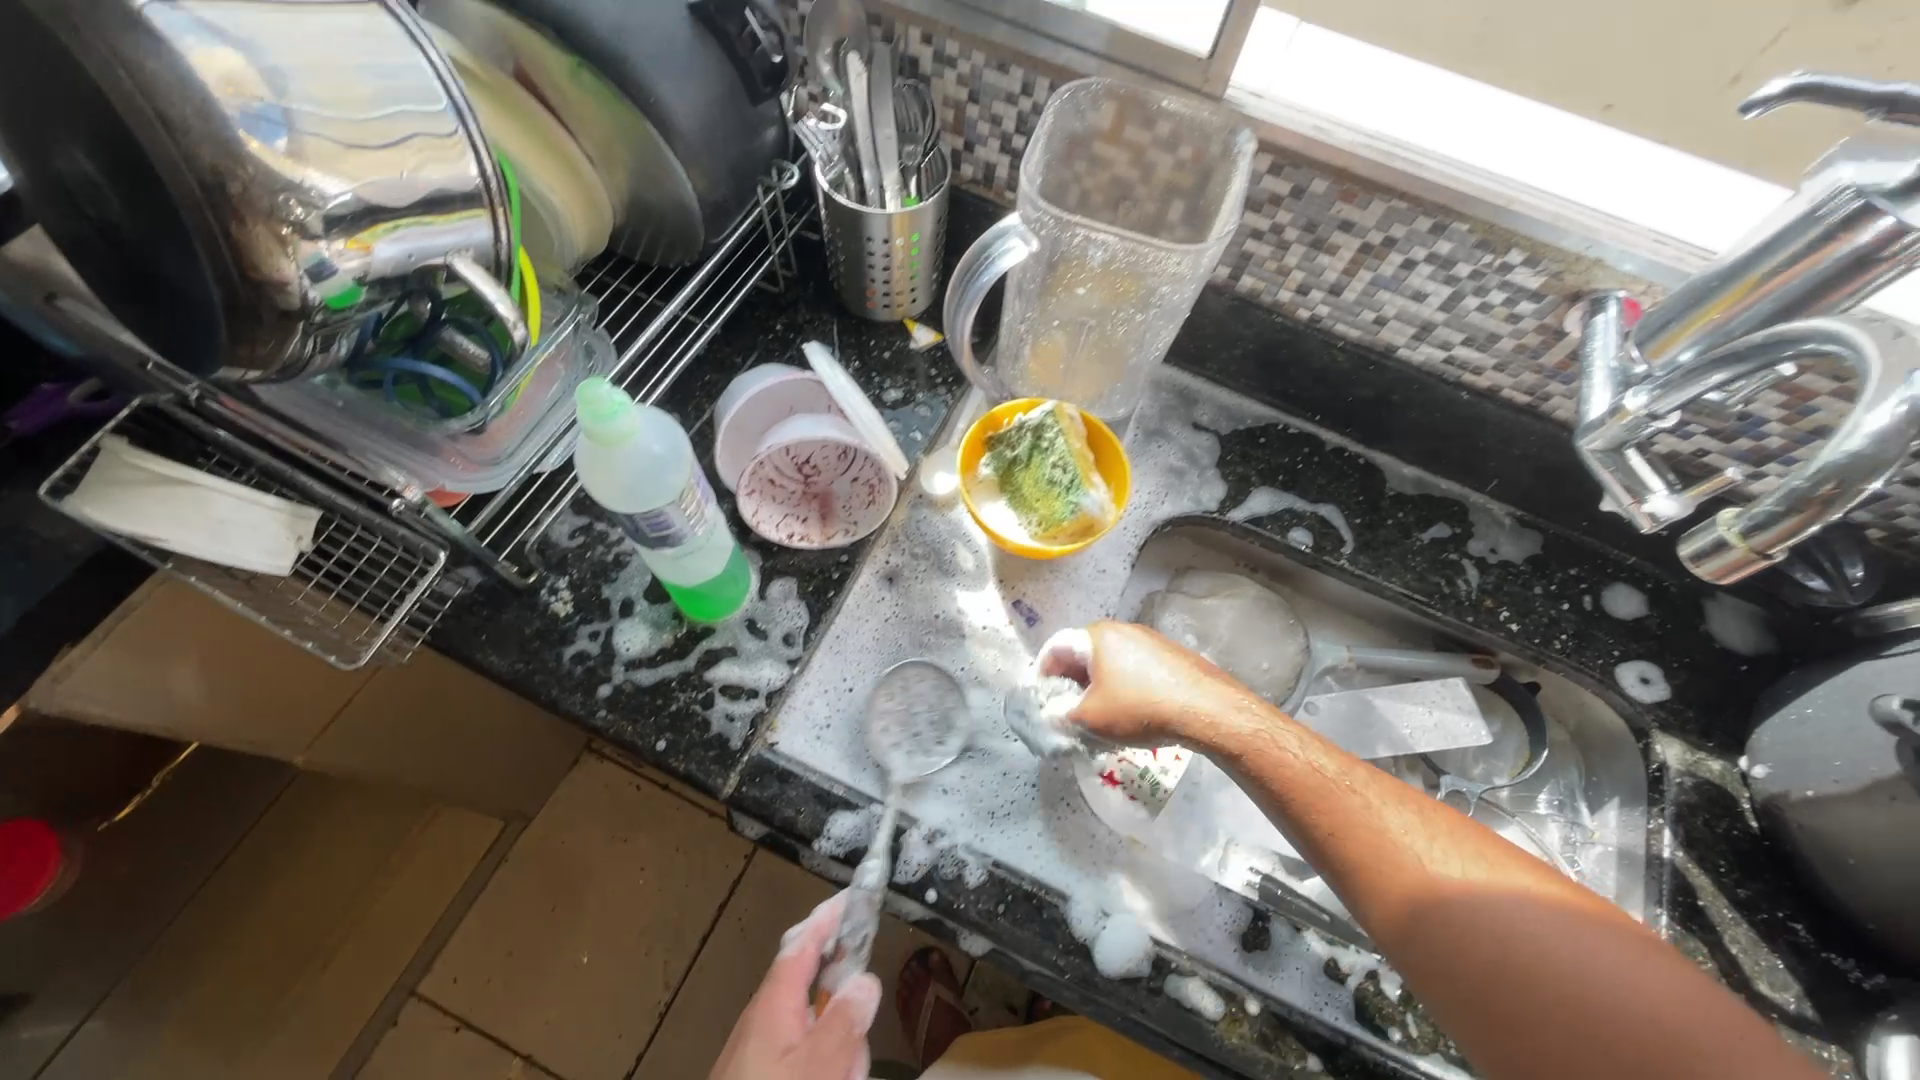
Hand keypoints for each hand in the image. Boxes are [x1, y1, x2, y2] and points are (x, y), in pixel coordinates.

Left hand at [708, 892, 882, 1079]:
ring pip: (818, 1034)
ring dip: (837, 1059)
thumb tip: (865, 979)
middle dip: (844, 1022)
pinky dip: (823, 1071)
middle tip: (850, 1063)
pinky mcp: (762, 1073)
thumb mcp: (816, 1070)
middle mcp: (765, 1019)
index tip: (852, 897)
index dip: (827, 918)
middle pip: (819, 994)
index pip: (803, 944)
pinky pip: (805, 1059)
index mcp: (774, 1003)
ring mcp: (761, 1051)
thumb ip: (844, 1024)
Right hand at [1042, 620, 1248, 745]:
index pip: (1054, 648)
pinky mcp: (1169, 654)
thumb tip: (1052, 716)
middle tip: (1066, 711)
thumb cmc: (1140, 708)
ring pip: (1108, 660)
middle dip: (1069, 682)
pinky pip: (1132, 666)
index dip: (1041, 674)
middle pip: (1081, 652)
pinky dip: (1121, 685)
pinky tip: (1129, 711)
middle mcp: (1121, 629)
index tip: (1041, 701)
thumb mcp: (1090, 719)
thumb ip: (1061, 716)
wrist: (1208, 710)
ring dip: (1096, 685)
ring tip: (1097, 715)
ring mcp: (1148, 639)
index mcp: (1096, 636)